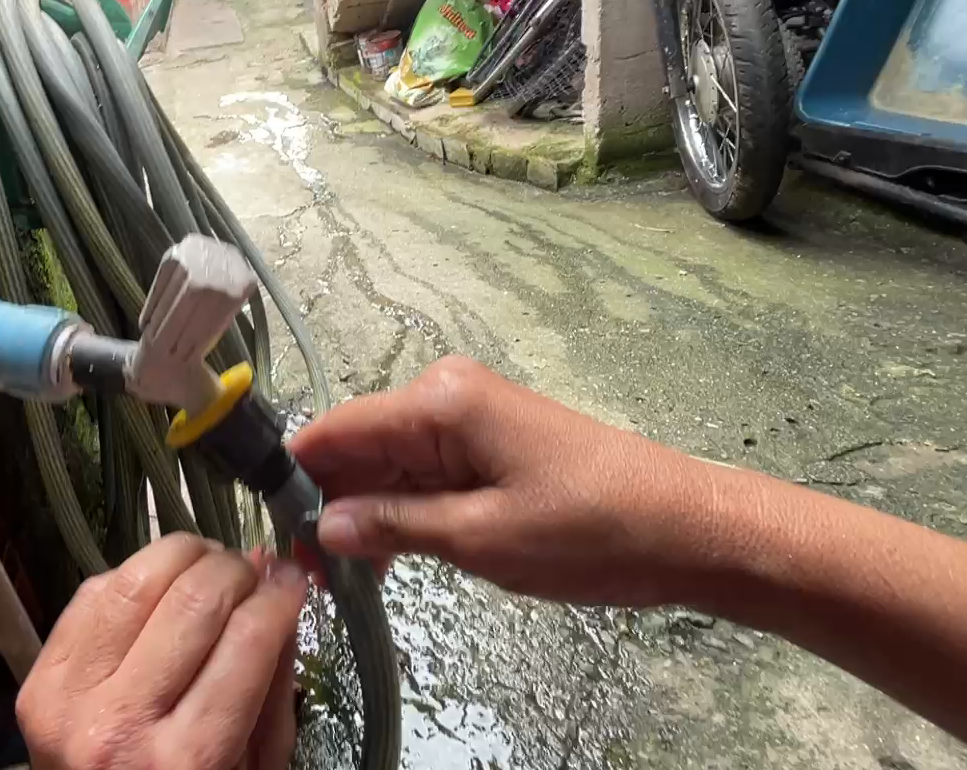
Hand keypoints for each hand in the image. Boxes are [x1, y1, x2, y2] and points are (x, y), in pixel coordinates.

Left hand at [17, 534, 307, 769]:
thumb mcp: (251, 766)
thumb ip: (272, 681)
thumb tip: (278, 583)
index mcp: (186, 764)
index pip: (247, 641)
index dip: (279, 595)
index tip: (291, 578)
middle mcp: (121, 725)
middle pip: (195, 601)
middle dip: (236, 571)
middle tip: (252, 573)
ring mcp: (71, 694)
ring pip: (140, 579)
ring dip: (187, 554)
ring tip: (209, 563)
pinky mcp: (40, 672)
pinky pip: (97, 588)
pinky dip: (139, 572)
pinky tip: (161, 584)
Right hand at [290, 356, 749, 606]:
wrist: (691, 527)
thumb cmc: (588, 529)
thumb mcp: (481, 537)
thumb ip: (392, 525)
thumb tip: (321, 525)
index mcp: (437, 400)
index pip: (338, 427)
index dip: (298, 474)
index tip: (275, 529)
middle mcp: (441, 392)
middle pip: (359, 445)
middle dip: (330, 501)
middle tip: (312, 571)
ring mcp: (463, 414)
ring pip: (386, 461)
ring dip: (363, 510)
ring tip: (344, 573)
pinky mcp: (482, 439)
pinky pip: (420, 469)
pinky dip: (399, 507)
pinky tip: (386, 552)